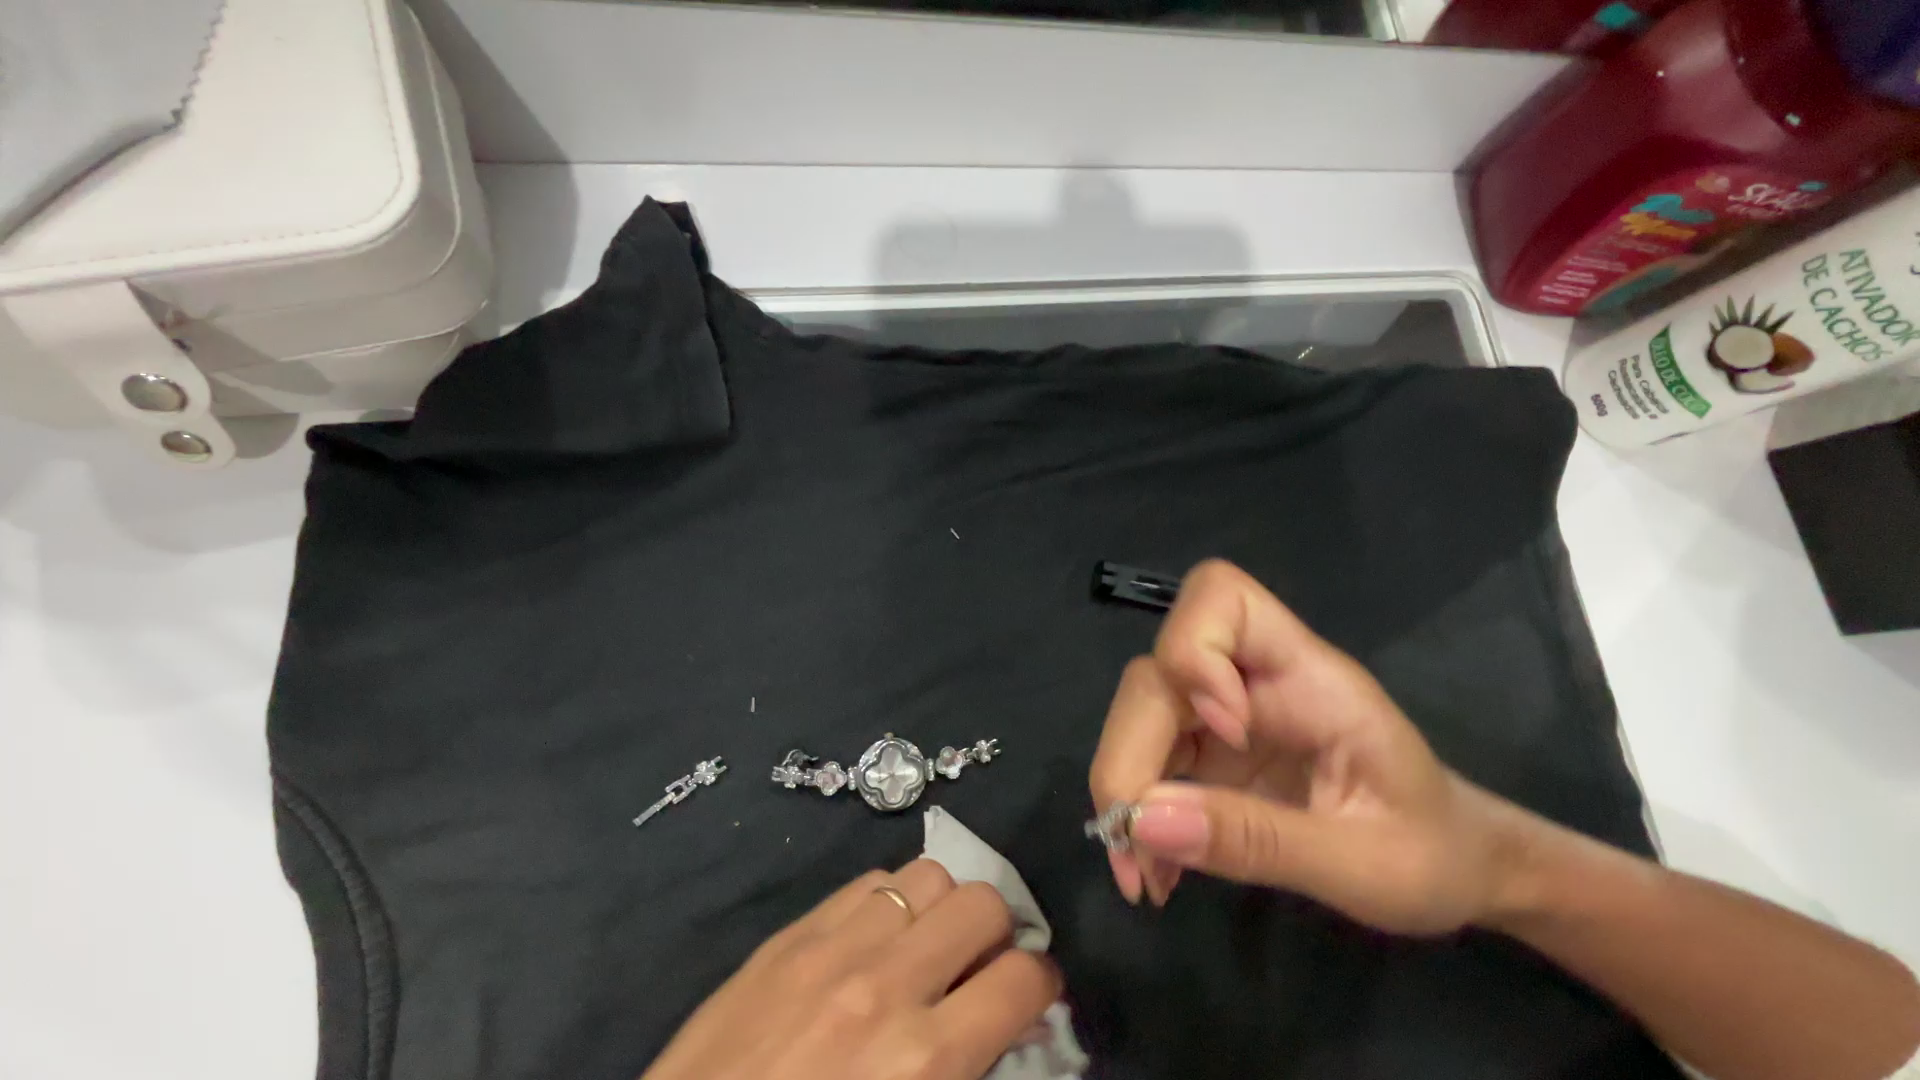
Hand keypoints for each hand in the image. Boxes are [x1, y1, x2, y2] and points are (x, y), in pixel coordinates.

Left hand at [642, 859, 1061, 1079]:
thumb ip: (963, 1068)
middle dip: (998, 933)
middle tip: (980, 966)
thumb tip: (1009, 1022)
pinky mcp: (788, 936)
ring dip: (943, 907)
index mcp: (925, 1061)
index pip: (1024, 979)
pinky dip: (889, 900)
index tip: (1030, 996)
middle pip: (983, 903)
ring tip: (928, 943)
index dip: (1041, 984)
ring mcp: (831, 950)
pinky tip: (876, 936)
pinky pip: (866, 882)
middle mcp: (886, 986)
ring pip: (928, 875)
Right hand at [1088, 559, 1534, 934]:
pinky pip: (1148, 761)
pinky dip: (1137, 814)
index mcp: (1309, 677)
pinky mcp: (1208, 756)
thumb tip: (1141, 822)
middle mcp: (1254, 682)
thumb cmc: (1433, 855)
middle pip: (1157, 672)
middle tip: (1134, 846)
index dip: (1193, 652)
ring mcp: (1224, 718)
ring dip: (1123, 788)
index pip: (1222, 598)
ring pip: (1140, 715)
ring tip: (1142, 875)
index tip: (1219, 736)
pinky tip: (1155, 870)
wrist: (1454, 869)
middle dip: (1131, 753)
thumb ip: (1257, 839)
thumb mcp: (1363, 865)